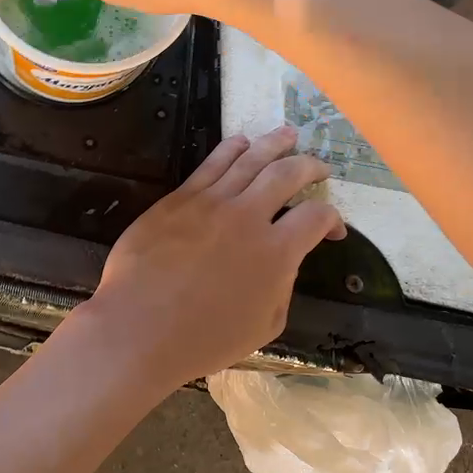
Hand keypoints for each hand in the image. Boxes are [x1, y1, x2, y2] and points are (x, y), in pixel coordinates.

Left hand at [76, 127, 347, 386]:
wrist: (140, 324)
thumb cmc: (204, 337)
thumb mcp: (264, 324)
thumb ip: (281, 284)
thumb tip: (284, 258)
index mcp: (276, 253)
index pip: (316, 216)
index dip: (332, 219)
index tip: (332, 229)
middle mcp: (247, 217)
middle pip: (286, 174)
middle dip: (309, 166)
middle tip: (319, 165)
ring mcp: (211, 202)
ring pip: (249, 159)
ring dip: (273, 144)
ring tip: (287, 134)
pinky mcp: (180, 197)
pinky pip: (211, 163)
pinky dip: (230, 148)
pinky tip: (241, 142)